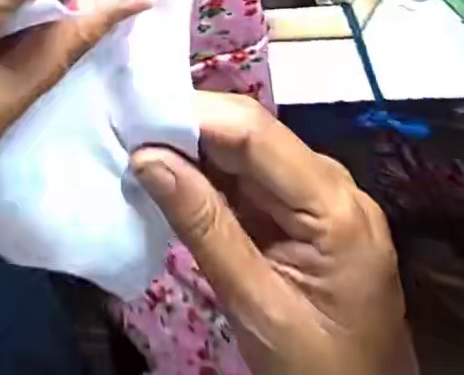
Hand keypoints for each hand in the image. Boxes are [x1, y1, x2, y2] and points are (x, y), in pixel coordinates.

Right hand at [132, 93, 415, 374]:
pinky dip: (202, 167)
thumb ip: (202, 226)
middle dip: (186, 124)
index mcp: (335, 206)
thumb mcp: (255, 306)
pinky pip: (242, 169)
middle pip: (248, 129)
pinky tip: (168, 169)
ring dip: (189, 143)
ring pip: (241, 143)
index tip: (135, 119)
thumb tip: (144, 156)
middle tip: (128, 131)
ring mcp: (314, 192)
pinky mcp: (296, 205)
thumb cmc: (318, 371)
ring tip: (138, 144)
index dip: (193, 115)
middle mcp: (329, 183)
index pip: (255, 132)